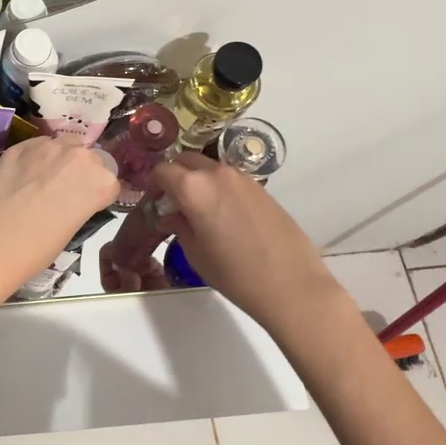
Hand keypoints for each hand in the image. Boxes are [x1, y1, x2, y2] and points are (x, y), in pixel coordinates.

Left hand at [0, 137, 119, 293]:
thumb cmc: (38, 249)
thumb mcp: (74, 227)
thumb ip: (82, 202)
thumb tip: (74, 196)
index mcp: (101, 181)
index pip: (110, 181)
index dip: (97, 194)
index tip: (85, 206)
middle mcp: (79, 156)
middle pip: (90, 157)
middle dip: (81, 172)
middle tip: (64, 193)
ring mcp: (48, 146)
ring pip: (64, 145)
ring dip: (60, 159)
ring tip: (44, 180)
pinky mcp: (20, 145)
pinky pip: (37, 146)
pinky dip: (35, 157)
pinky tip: (23, 176)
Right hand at [151, 152, 338, 320]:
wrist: (291, 284)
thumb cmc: (234, 273)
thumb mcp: (196, 253)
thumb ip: (179, 226)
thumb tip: (170, 216)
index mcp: (193, 187)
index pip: (162, 171)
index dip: (154, 186)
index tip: (157, 205)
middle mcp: (216, 173)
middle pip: (186, 161)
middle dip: (175, 177)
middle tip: (175, 205)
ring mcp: (242, 178)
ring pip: (209, 169)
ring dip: (199, 182)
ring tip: (201, 213)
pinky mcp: (261, 188)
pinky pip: (230, 180)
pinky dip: (219, 189)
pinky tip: (226, 217)